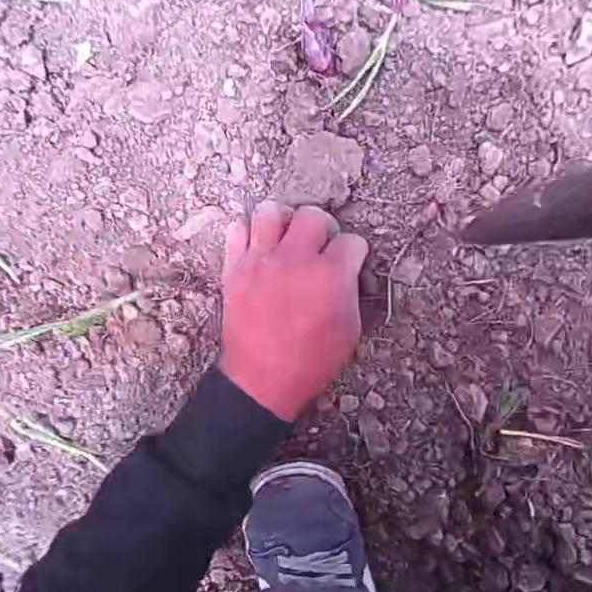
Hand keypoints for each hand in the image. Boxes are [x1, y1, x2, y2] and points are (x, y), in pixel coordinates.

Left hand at [219, 202, 368, 420]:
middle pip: (313, 216)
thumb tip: (350, 274)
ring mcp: (262, 261)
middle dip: (323, 227)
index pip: (351, 240)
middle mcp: (296, 260)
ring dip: (284, 221)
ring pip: (271, 211)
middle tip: (321, 245)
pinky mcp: (236, 269)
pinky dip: (251, 234)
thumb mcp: (350, 329)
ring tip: (288, 239)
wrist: (263, 379)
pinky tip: (262, 250)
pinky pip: (238, 230)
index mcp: (331, 275)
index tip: (351, 262)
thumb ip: (351, 292)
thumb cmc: (311, 361)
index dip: (355, 252)